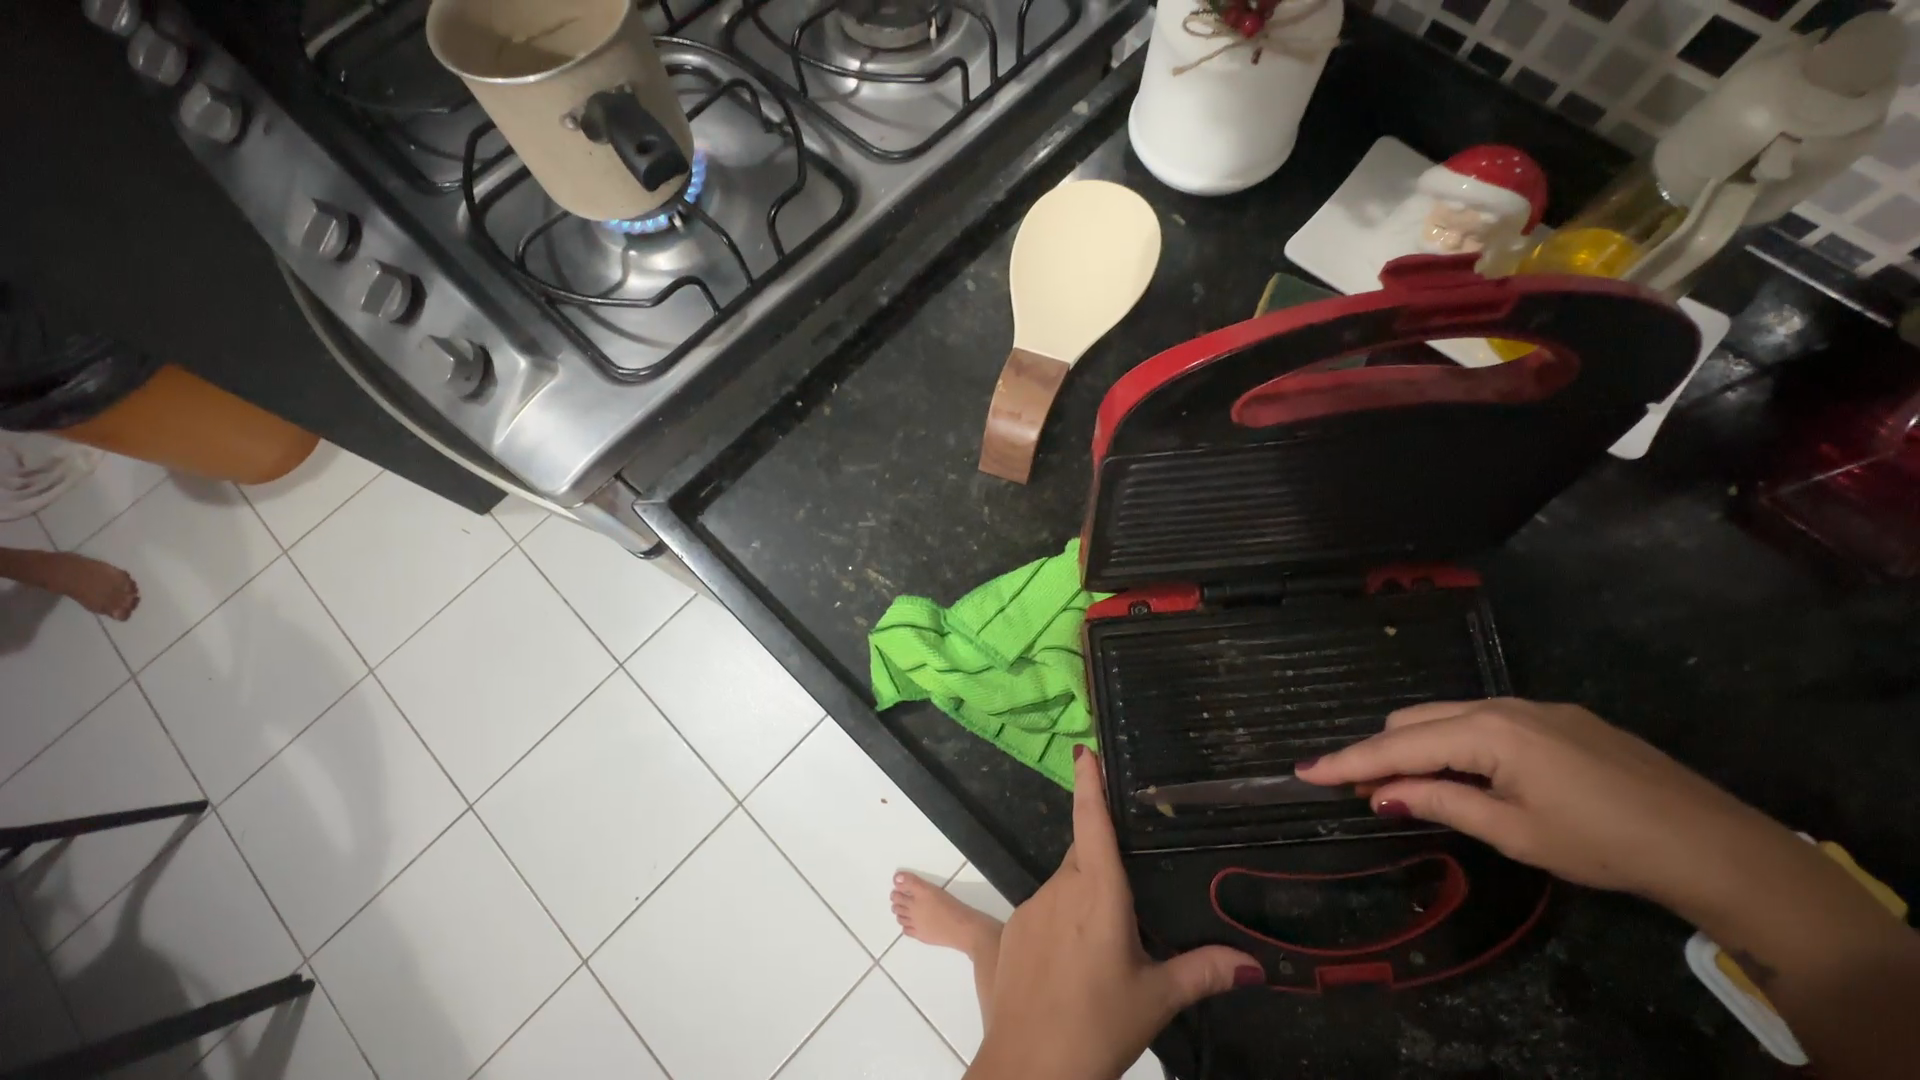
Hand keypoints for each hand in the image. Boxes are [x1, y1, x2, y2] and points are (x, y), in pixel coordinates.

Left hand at [967, 747, 1261, 1079]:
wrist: (1029, 1068)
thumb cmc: (1099, 1025)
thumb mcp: (1157, 999)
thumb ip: (1204, 972)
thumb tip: (1255, 966)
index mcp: (1098, 892)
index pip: (1092, 822)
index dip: (1090, 783)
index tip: (1083, 749)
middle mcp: (1060, 888)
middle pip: (1082, 856)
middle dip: (1100, 860)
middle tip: (1127, 892)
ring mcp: (1029, 909)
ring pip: (1061, 886)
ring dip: (1081, 899)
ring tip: (1102, 948)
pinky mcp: (1005, 933)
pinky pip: (1036, 914)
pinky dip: (1055, 924)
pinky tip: (1064, 964)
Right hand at [1294, 698, 1782, 906]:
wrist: (1714, 844)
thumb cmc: (1605, 845)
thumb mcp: (1515, 833)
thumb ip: (1442, 803)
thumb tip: (1383, 794)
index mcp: (1490, 733)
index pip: (1398, 745)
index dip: (1348, 761)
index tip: (1303, 770)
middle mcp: (1504, 706)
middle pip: (1415, 718)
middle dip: (1380, 751)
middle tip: (1362, 792)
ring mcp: (1535, 707)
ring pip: (1448, 716)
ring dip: (1417, 746)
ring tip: (1408, 786)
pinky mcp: (1559, 718)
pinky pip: (1484, 721)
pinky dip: (1456, 743)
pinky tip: (1466, 774)